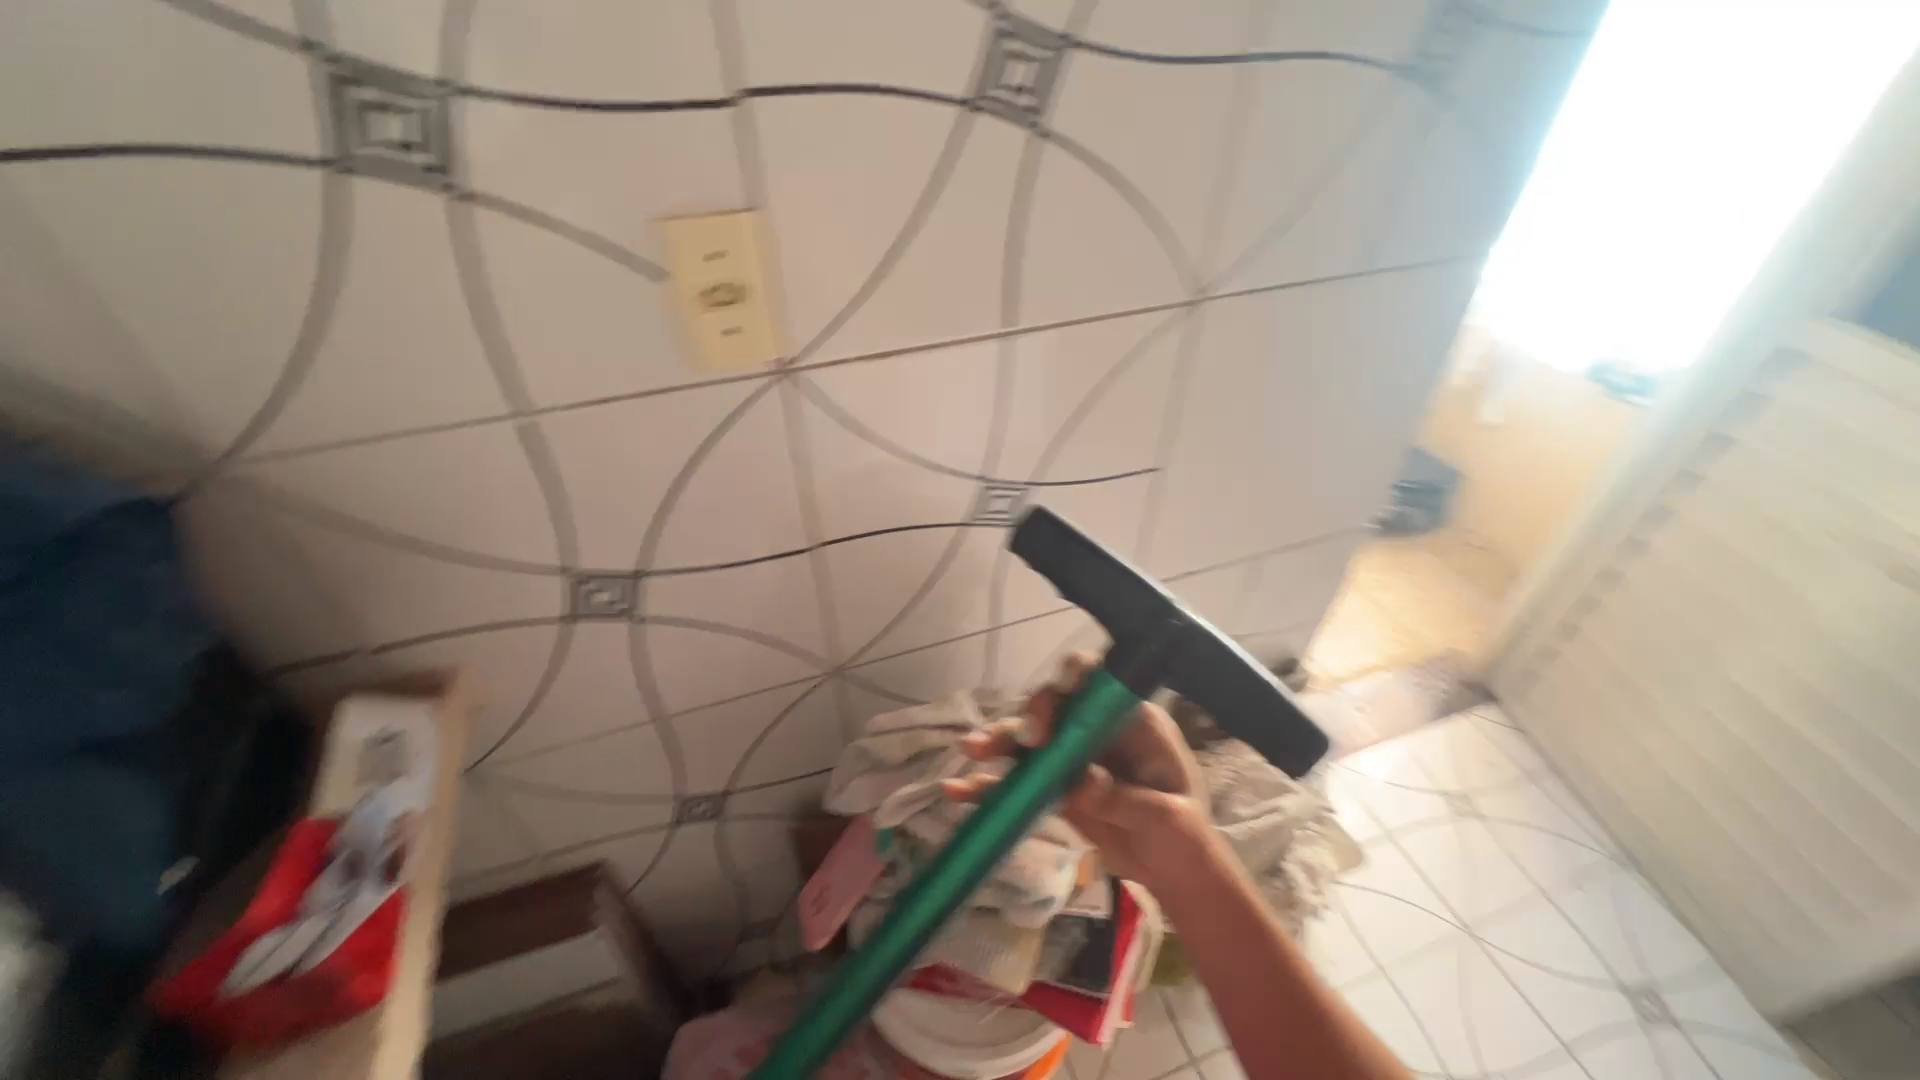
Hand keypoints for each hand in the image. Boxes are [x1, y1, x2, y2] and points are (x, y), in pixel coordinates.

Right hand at [942, 652, 1214, 889]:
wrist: (1171, 872)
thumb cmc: (1184, 835)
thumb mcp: (1167, 819)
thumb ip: (1127, 799)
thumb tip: (1083, 782)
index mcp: (1131, 720)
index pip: (1099, 680)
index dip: (1074, 677)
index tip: (1059, 696)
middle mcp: (1095, 729)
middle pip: (1055, 704)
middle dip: (1033, 714)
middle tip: (1028, 740)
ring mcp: (1071, 756)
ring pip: (1027, 737)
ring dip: (999, 740)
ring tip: (972, 751)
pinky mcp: (1052, 786)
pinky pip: (1017, 780)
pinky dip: (988, 786)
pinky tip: (958, 790)